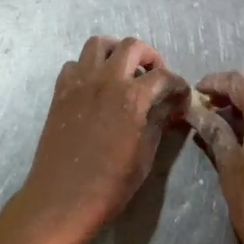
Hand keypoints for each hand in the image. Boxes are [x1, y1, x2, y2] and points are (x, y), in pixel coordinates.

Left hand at [17, 35, 187, 243]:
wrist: (62, 200)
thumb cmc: (109, 185)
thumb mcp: (144, 156)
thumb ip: (158, 122)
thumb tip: (172, 106)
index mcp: (132, 97)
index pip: (163, 76)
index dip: (178, 84)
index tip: (182, 95)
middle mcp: (106, 79)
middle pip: (132, 46)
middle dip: (150, 56)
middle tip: (154, 75)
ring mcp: (80, 82)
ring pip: (98, 44)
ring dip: (115, 51)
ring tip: (123, 70)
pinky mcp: (61, 90)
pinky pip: (75, 63)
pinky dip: (88, 67)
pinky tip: (95, 85)